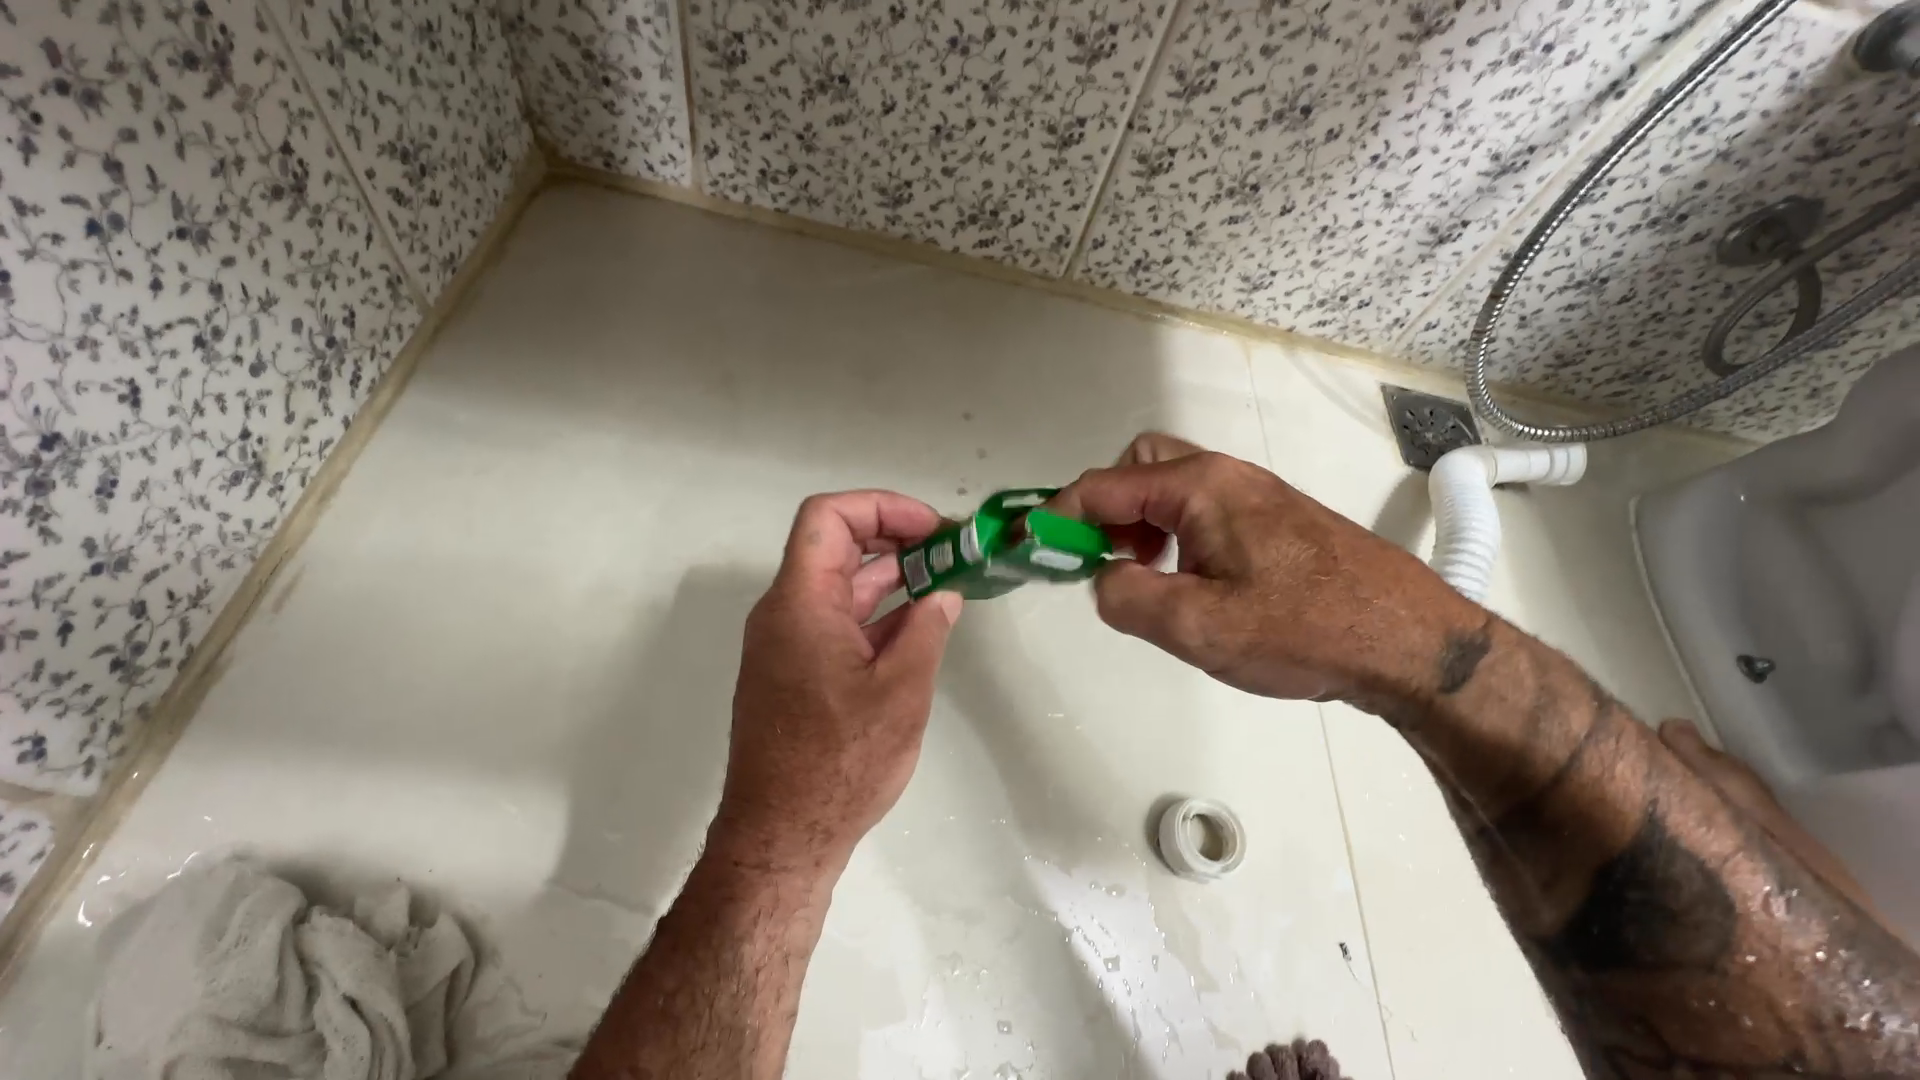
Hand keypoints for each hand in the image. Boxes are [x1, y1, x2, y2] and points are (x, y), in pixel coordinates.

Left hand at [714, 491, 963, 874]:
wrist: (782, 836)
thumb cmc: (840, 762)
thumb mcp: (900, 691)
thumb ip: (926, 630)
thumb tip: (944, 594)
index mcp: (800, 603)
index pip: (828, 517)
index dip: (881, 507)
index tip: (932, 529)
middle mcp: (784, 613)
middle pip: (835, 547)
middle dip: (895, 539)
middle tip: (950, 552)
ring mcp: (786, 645)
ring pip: (838, 587)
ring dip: (890, 578)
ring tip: (946, 583)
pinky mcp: (794, 674)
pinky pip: (835, 623)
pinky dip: (876, 615)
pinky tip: (919, 627)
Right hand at [1049, 433, 1471, 703]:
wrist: (1408, 640)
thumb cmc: (1301, 629)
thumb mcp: (1197, 627)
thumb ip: (1126, 597)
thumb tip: (1104, 578)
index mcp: (1200, 487)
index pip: (1103, 486)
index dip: (1056, 515)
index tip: (1028, 545)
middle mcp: (1225, 476)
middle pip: (1139, 467)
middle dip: (1104, 509)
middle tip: (1100, 559)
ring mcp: (1254, 495)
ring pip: (1172, 490)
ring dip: (1139, 525)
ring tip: (1142, 579)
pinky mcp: (1274, 520)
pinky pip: (1202, 510)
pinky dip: (1173, 535)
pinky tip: (1189, 583)